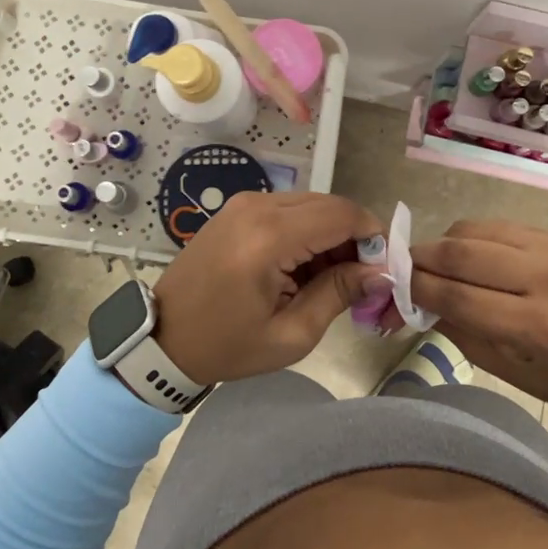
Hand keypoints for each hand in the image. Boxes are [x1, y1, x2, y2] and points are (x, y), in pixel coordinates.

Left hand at [151, 191, 384, 385]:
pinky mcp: (237, 209)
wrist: (164, 337)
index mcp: (270, 237)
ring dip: (331, 234)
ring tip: (331, 280)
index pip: (342, 214)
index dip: (373, 236)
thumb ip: (338, 294)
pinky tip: (303, 268)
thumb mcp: (291, 334)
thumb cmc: (226, 346)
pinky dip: (306, 231)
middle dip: (354, 237)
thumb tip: (381, 273)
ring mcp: (244, 203)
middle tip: (361, 280)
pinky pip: (287, 208)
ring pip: (311, 204)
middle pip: (329, 204)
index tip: (384, 269)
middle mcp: (258, 206)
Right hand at [409, 221, 547, 419]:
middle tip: (400, 270)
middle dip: (421, 260)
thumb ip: (453, 326)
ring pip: (474, 232)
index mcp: (539, 328)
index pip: (458, 298)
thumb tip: (407, 297)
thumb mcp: (500, 366)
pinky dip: (467, 237)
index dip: (417, 290)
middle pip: (462, 255)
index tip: (391, 289)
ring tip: (430, 263)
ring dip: (442, 245)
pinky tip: (463, 256)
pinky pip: (494, 225)